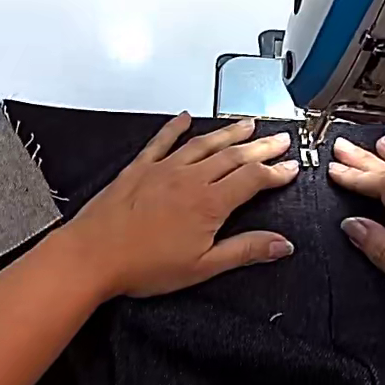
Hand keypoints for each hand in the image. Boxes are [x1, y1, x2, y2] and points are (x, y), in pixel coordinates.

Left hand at [57, 114, 298, 298]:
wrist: (92, 256)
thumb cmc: (144, 266)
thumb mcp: (203, 266)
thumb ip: (245, 251)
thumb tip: (282, 244)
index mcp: (210, 203)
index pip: (253, 179)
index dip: (276, 172)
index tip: (292, 167)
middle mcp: (190, 178)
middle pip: (235, 155)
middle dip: (262, 146)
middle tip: (281, 139)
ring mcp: (164, 169)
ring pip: (205, 144)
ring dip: (229, 133)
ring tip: (248, 124)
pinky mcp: (140, 168)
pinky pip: (162, 141)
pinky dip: (175, 127)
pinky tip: (185, 118)